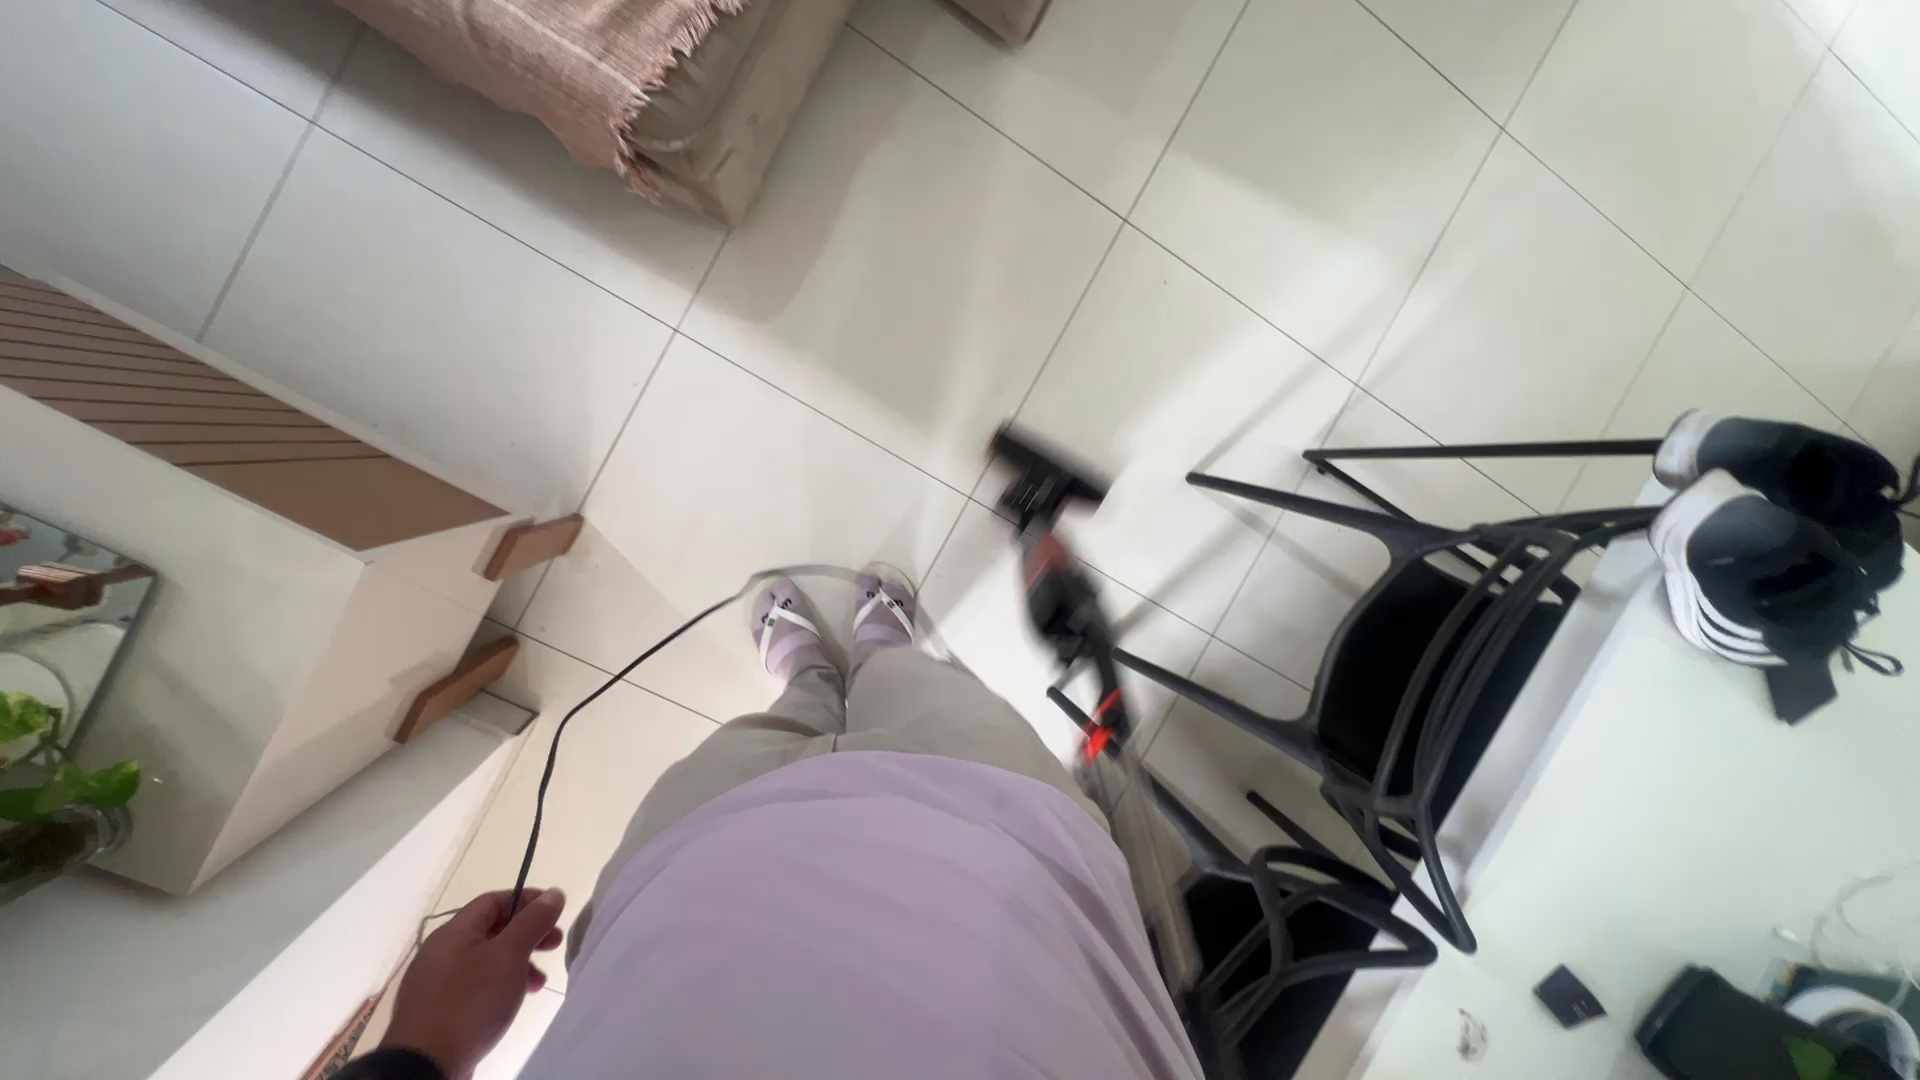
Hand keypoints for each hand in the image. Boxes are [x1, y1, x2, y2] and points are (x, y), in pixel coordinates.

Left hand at [381, 888, 565, 1078]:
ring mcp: (436, 986)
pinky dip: (500, 986)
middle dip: (528, 934)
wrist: (422, 1070)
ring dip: (519, 963)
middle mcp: (441, 954)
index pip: (494, 900)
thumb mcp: (510, 955)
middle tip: (555, 944)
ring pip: (487, 960)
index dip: (527, 900)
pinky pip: (476, 987)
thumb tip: (554, 893)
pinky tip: (514, 1002)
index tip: (554, 913)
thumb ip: (533, 921)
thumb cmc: (469, 1003)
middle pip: (493, 930)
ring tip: (539, 982)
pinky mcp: (438, 1013)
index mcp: (453, 933)